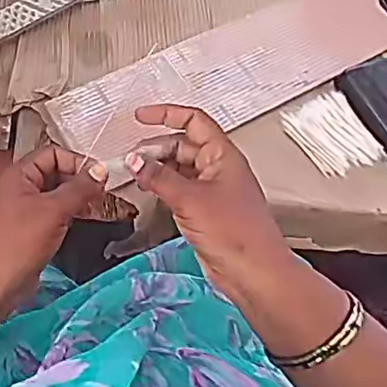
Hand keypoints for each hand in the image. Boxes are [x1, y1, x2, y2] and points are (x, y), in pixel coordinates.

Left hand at [0, 146, 106, 298]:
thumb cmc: (20, 241)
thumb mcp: (54, 210)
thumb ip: (79, 188)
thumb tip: (100, 171)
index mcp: (19, 174)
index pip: (52, 154)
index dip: (76, 161)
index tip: (100, 176)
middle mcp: (19, 187)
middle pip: (54, 172)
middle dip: (78, 180)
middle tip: (102, 193)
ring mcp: (22, 209)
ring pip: (54, 194)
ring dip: (75, 198)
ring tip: (96, 207)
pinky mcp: (28, 229)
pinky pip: (51, 213)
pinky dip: (67, 214)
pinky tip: (82, 221)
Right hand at [125, 105, 299, 301]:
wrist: (254, 273)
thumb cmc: (236, 233)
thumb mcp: (189, 199)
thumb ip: (158, 176)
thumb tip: (135, 161)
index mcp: (223, 155)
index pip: (193, 121)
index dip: (166, 114)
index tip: (142, 116)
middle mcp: (218, 169)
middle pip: (182, 145)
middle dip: (155, 147)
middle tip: (132, 156)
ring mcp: (211, 190)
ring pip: (178, 167)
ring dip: (156, 168)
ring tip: (135, 173)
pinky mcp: (204, 210)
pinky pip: (178, 188)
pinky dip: (160, 186)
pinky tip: (148, 191)